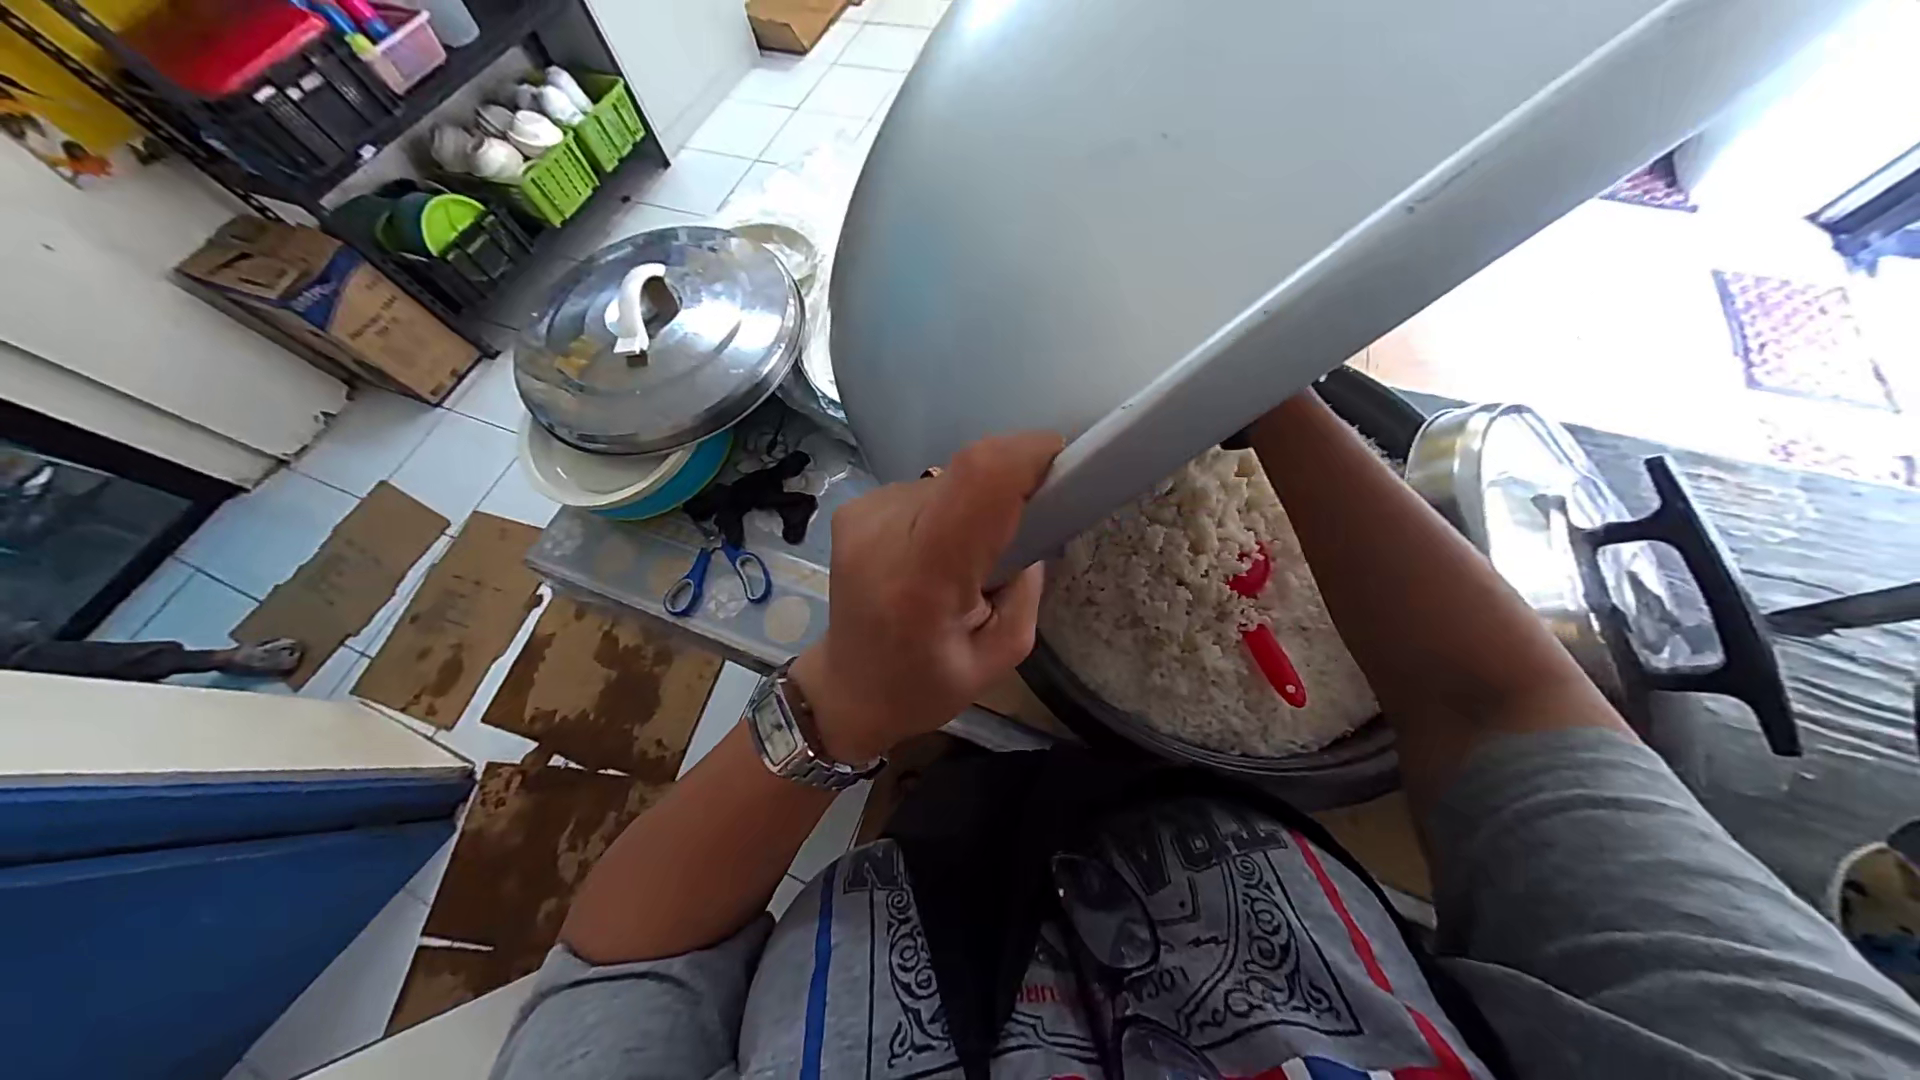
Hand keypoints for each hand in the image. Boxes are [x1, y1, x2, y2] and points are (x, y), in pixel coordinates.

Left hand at [790, 432, 1064, 761]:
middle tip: (1016, 539)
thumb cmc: (924, 687)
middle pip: (968, 473)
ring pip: (948, 481)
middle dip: (1008, 492)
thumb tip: (1034, 524)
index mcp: (922, 578)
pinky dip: (944, 515)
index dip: (1028, 455)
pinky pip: (923, 491)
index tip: (1062, 466)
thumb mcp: (999, 655)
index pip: (980, 478)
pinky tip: (933, 555)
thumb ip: (1027, 586)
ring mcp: (863, 513)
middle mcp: (883, 531)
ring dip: (972, 509)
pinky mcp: (855, 508)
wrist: (848, 690)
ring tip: (965, 560)